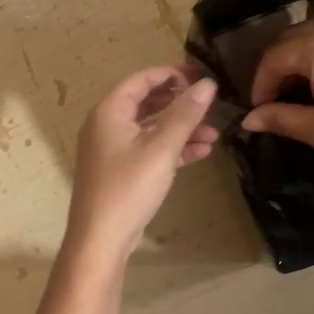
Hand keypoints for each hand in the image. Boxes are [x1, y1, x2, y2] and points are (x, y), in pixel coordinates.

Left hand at [67, 65, 218, 254]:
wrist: (100, 239)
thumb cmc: (128, 188)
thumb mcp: (162, 148)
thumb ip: (185, 114)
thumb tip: (207, 84)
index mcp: (109, 112)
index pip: (141, 79)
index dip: (171, 74)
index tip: (201, 76)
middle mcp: (106, 125)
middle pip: (147, 102)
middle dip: (180, 103)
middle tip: (210, 104)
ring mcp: (111, 149)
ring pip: (150, 128)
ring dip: (181, 128)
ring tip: (214, 135)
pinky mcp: (119, 171)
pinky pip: (148, 149)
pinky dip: (172, 148)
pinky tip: (200, 153)